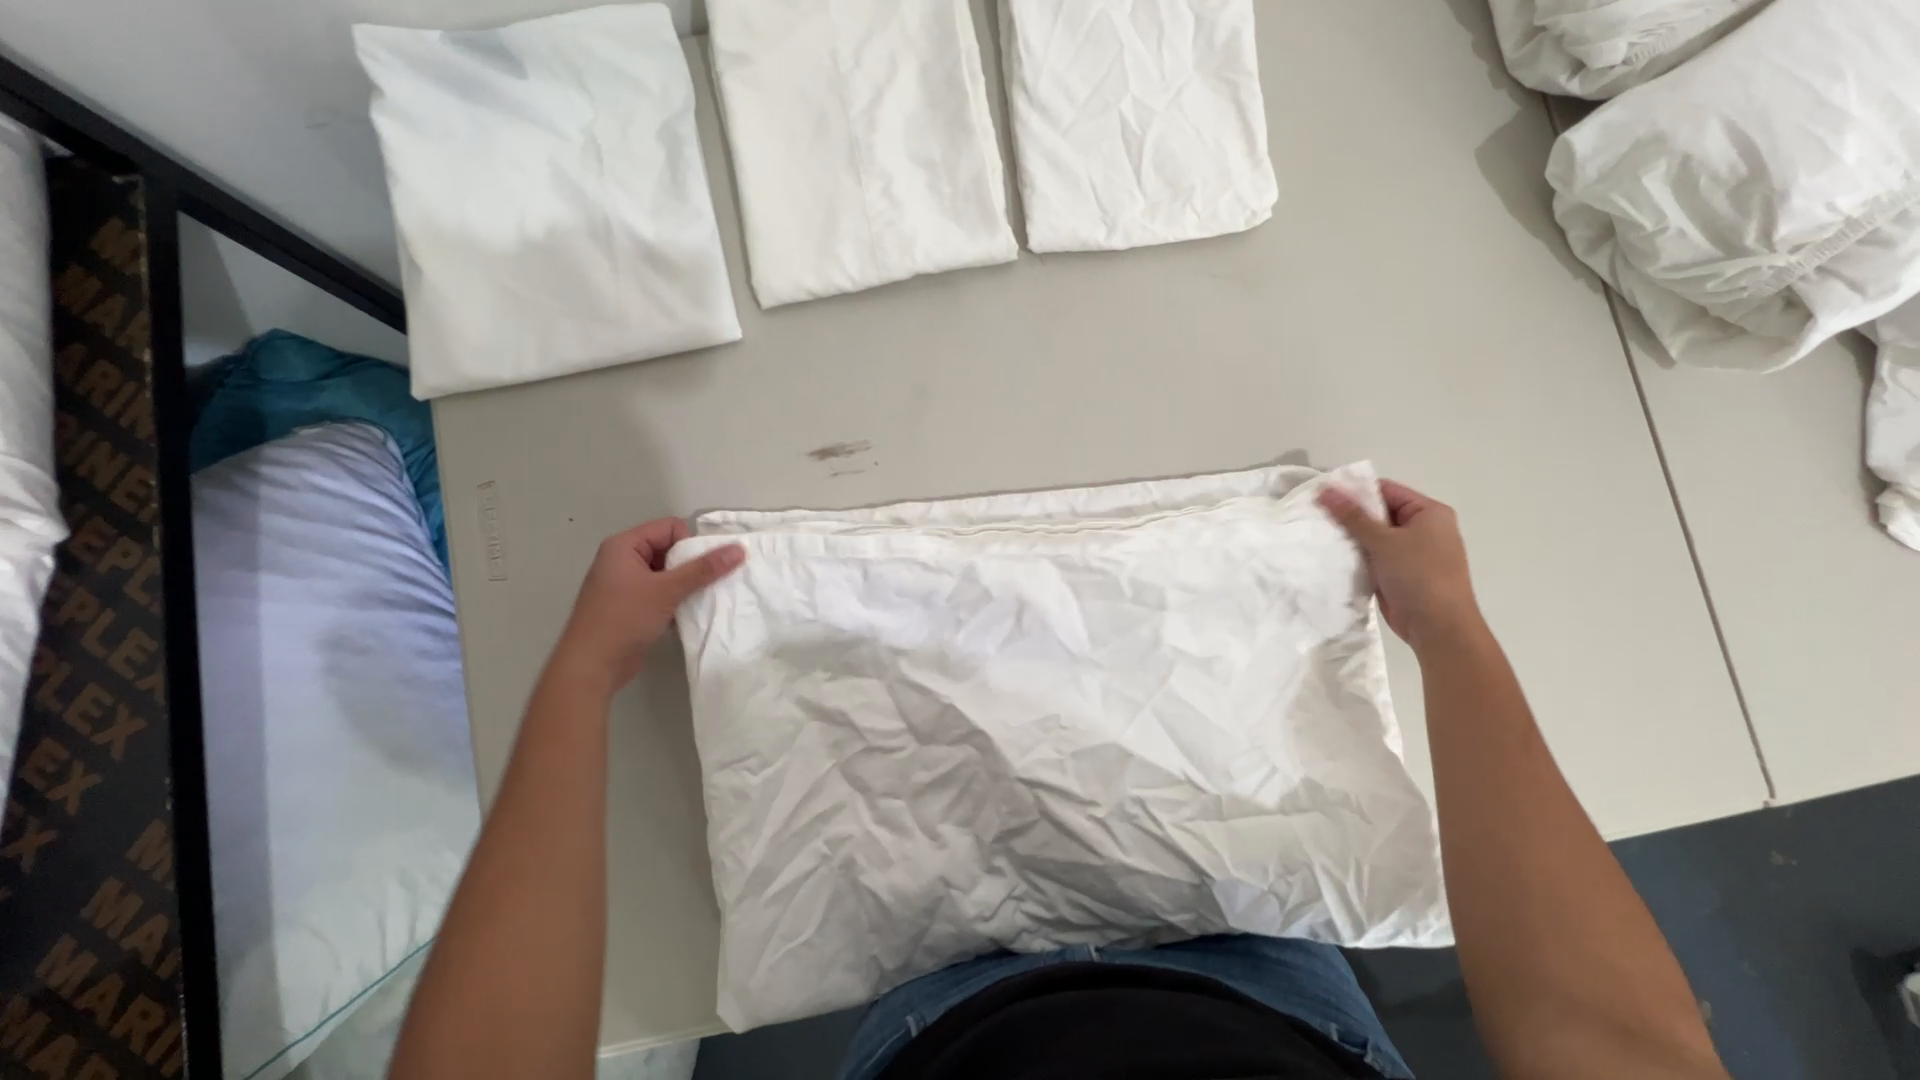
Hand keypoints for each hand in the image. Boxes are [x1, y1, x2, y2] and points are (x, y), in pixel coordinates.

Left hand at [550, 519, 743, 692]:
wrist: (591, 665)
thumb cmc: (624, 619)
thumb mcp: (667, 590)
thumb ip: (704, 569)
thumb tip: (738, 550)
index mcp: (624, 546)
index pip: (669, 528)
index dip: (690, 544)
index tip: (704, 567)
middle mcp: (622, 560)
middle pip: (669, 550)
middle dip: (691, 565)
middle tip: (708, 584)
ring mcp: (625, 585)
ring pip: (666, 575)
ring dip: (685, 586)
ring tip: (701, 600)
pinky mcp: (630, 607)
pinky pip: (660, 594)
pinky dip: (675, 601)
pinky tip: (687, 615)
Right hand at [1317, 479, 1481, 649]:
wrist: (1438, 626)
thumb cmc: (1418, 575)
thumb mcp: (1383, 541)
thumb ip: (1353, 516)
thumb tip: (1325, 490)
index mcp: (1429, 512)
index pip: (1386, 490)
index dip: (1355, 491)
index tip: (1322, 496)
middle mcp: (1424, 529)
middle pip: (1380, 513)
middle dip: (1351, 516)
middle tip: (1316, 516)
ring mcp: (1413, 553)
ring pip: (1376, 537)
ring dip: (1352, 538)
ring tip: (1319, 535)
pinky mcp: (1401, 573)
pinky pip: (1375, 557)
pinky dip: (1358, 556)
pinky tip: (1333, 556)